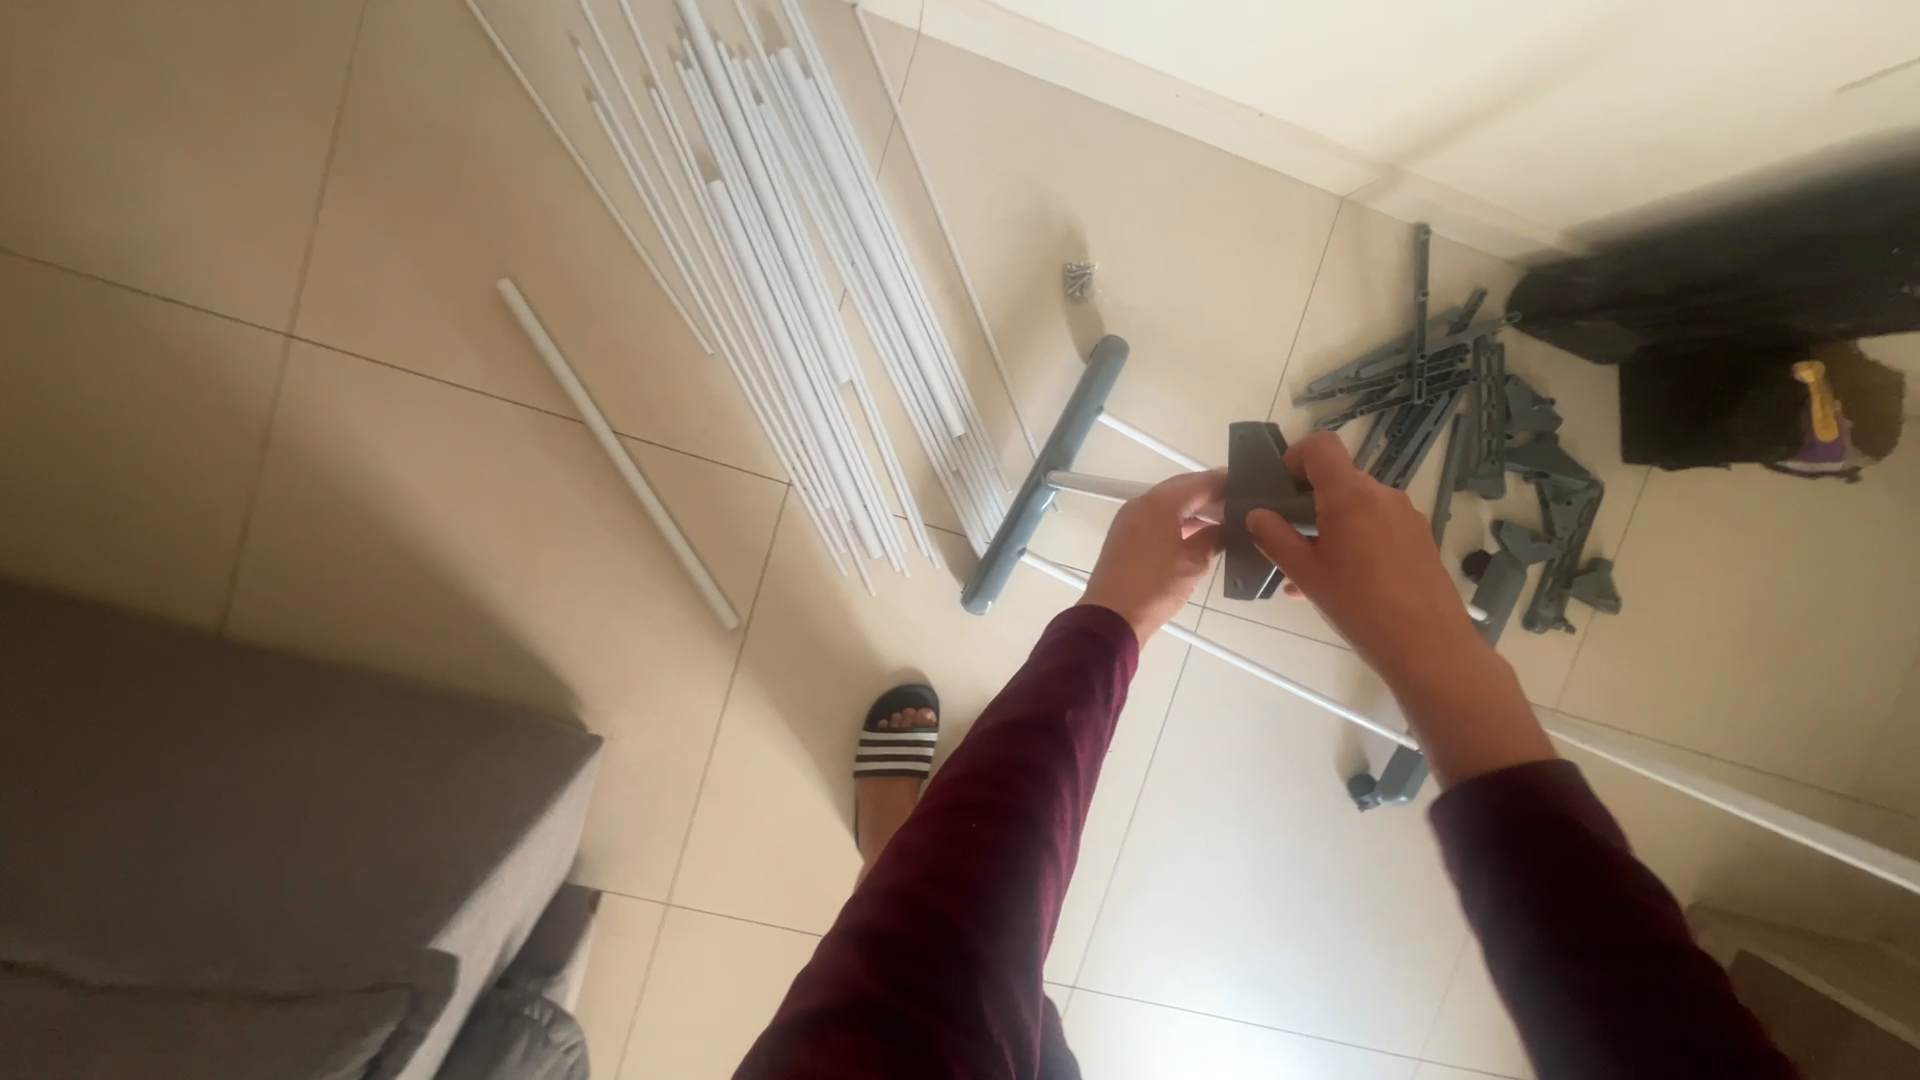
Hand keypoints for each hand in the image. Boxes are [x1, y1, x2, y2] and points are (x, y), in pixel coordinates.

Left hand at [1081, 469, 1225, 643]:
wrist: (1112, 616)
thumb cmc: (1155, 586)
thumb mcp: (1193, 562)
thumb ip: (1213, 538)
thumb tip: (1225, 528)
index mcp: (1159, 504)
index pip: (1198, 483)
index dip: (1225, 482)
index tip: (1248, 484)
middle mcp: (1140, 504)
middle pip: (1180, 489)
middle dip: (1209, 493)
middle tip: (1238, 501)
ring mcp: (1129, 519)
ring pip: (1167, 504)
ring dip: (1193, 508)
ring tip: (1224, 518)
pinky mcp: (1124, 536)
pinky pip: (1156, 518)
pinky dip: (1177, 521)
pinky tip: (1198, 532)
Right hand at [1244, 432, 1483, 686]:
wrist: (1428, 646)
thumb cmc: (1358, 605)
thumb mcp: (1305, 572)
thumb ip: (1274, 537)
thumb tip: (1257, 514)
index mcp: (1350, 496)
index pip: (1320, 446)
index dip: (1294, 457)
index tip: (1279, 488)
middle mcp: (1382, 496)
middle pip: (1337, 479)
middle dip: (1307, 501)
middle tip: (1285, 538)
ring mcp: (1405, 517)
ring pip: (1355, 507)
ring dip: (1328, 526)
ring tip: (1309, 570)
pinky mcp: (1419, 540)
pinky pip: (1376, 527)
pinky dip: (1352, 541)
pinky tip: (1338, 582)